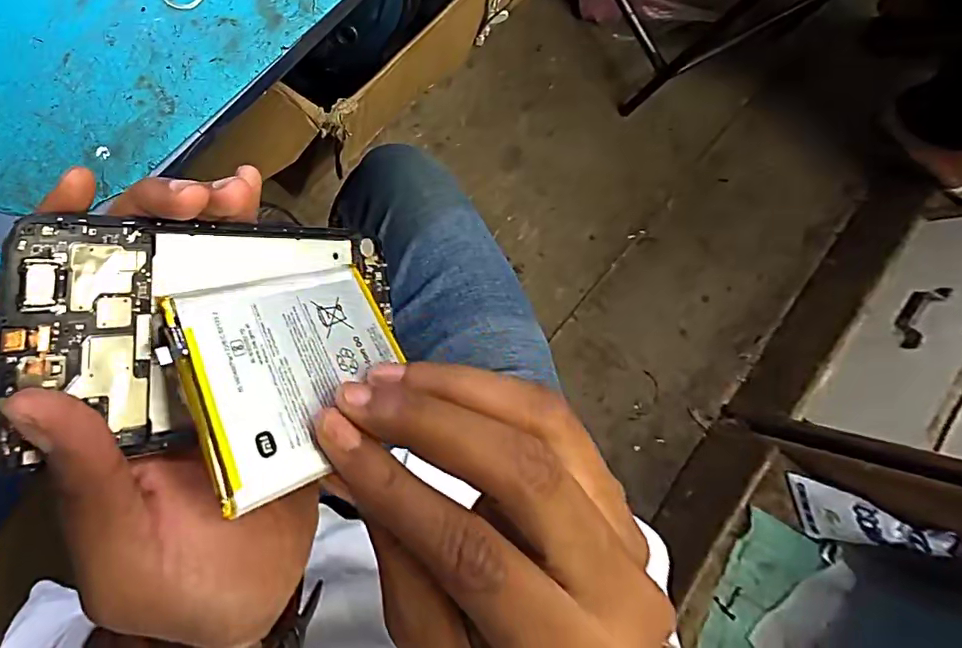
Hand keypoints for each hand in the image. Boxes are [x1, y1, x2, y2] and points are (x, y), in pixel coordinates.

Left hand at [0, 165, 319, 647]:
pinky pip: (255, 295)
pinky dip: (260, 249)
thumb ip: (80, 473)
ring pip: (197, 263)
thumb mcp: (112, 536)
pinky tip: (268, 219)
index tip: (78, 186)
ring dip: (211, 216)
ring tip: (231, 194)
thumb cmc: (160, 581)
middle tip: (188, 198)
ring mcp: (199, 349)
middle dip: (156, 211)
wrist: (241, 611)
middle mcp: (140, 353)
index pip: (65, 297)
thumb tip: (26, 400)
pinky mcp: (253, 358)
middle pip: (137, 259)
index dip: (64, 233)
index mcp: (93, 385)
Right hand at [314, 363, 674, 647]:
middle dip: (426, 419)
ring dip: (456, 387)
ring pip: (545, 421)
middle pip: (523, 467)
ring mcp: (624, 526)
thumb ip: (400, 561)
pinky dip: (484, 389)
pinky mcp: (609, 489)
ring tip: (390, 379)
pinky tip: (433, 384)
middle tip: (360, 398)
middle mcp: (618, 583)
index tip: (337, 437)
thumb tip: (351, 465)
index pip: (474, 550)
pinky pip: (550, 418)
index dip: (394, 485)